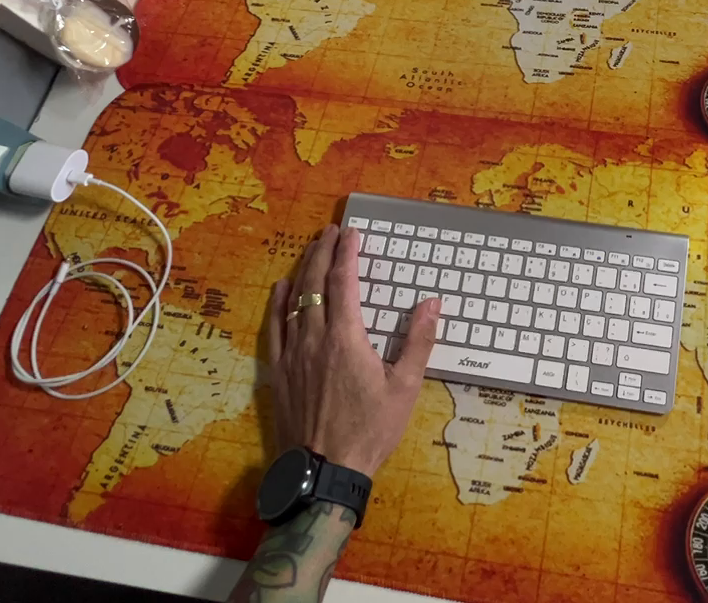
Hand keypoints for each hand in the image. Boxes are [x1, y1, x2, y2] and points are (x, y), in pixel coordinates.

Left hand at [266, 225, 440, 475]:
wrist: (323, 475)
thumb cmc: (370, 430)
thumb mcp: (405, 387)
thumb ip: (418, 341)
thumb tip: (433, 303)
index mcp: (346, 338)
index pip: (345, 283)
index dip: (348, 254)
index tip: (352, 233)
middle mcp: (314, 339)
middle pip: (315, 284)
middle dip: (323, 253)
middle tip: (331, 232)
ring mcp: (292, 355)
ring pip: (293, 301)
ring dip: (304, 271)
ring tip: (312, 249)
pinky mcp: (279, 372)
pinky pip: (274, 328)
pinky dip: (278, 303)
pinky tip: (282, 289)